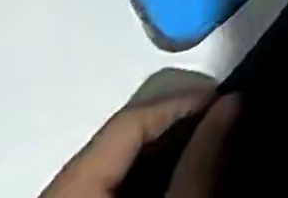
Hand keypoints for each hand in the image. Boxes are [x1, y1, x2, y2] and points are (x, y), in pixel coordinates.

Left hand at [40, 86, 239, 197]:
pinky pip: (103, 177)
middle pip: (119, 136)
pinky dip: (141, 167)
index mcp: (72, 184)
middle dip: (173, 121)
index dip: (182, 102)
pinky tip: (170, 169)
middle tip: (218, 116)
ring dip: (160, 143)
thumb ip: (201, 160)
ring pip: (112, 157)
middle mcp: (54, 188)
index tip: (225, 99)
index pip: (130, 119)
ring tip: (201, 139)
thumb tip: (233, 100)